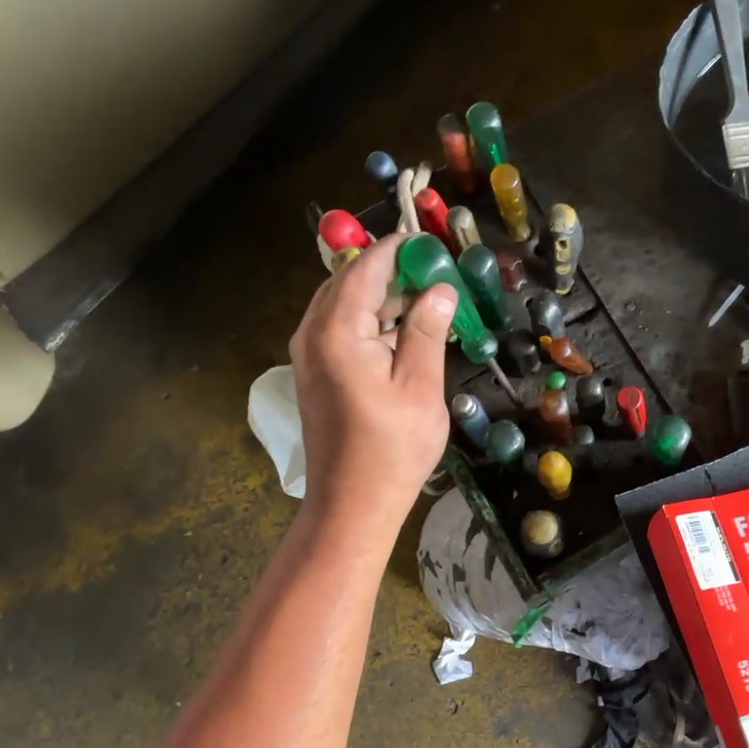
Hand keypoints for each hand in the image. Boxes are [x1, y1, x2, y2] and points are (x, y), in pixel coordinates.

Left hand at [289, 234, 454, 528]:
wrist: (352, 504)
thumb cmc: (392, 449)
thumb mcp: (420, 387)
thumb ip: (426, 331)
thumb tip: (440, 289)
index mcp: (337, 330)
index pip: (366, 267)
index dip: (399, 249)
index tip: (432, 243)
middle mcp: (313, 333)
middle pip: (348, 280)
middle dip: (390, 269)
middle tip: (434, 271)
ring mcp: (308, 354)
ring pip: (342, 304)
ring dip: (380, 296)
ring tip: (425, 299)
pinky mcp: (315, 374)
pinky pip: (339, 329)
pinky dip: (370, 321)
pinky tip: (402, 333)